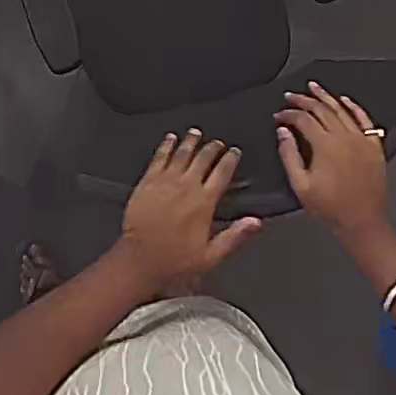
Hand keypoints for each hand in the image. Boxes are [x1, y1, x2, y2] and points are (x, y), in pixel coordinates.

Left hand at [116, 129, 262, 294]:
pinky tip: (170, 138)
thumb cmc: (175, 261)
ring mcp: (165, 181)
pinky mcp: (148, 182)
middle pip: (203, 157)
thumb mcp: (211, 255)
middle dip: (213, 147)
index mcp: (204, 202)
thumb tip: (256, 222)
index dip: (231, 158)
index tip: (234, 152)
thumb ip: (235, 236)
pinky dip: (166, 146)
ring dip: (191, 141)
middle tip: (217, 143)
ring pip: (182, 153)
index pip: (222, 172)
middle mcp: (186, 186)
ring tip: (196, 133)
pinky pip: (159, 158)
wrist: (139, 261)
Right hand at [275, 82, 390, 240]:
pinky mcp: (374, 146)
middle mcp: (344, 136)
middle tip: (291, 96)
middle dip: (304, 100)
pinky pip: (364, 120)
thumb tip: (283, 132)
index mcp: (325, 145)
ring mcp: (361, 140)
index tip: (279, 115)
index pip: (303, 119)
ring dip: (326, 96)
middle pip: (322, 109)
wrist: (363, 223)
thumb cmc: (330, 208)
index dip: (288, 114)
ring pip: (342, 109)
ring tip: (314, 87)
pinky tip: (345, 100)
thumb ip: (289, 155)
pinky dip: (354, 107)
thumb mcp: (301, 185)